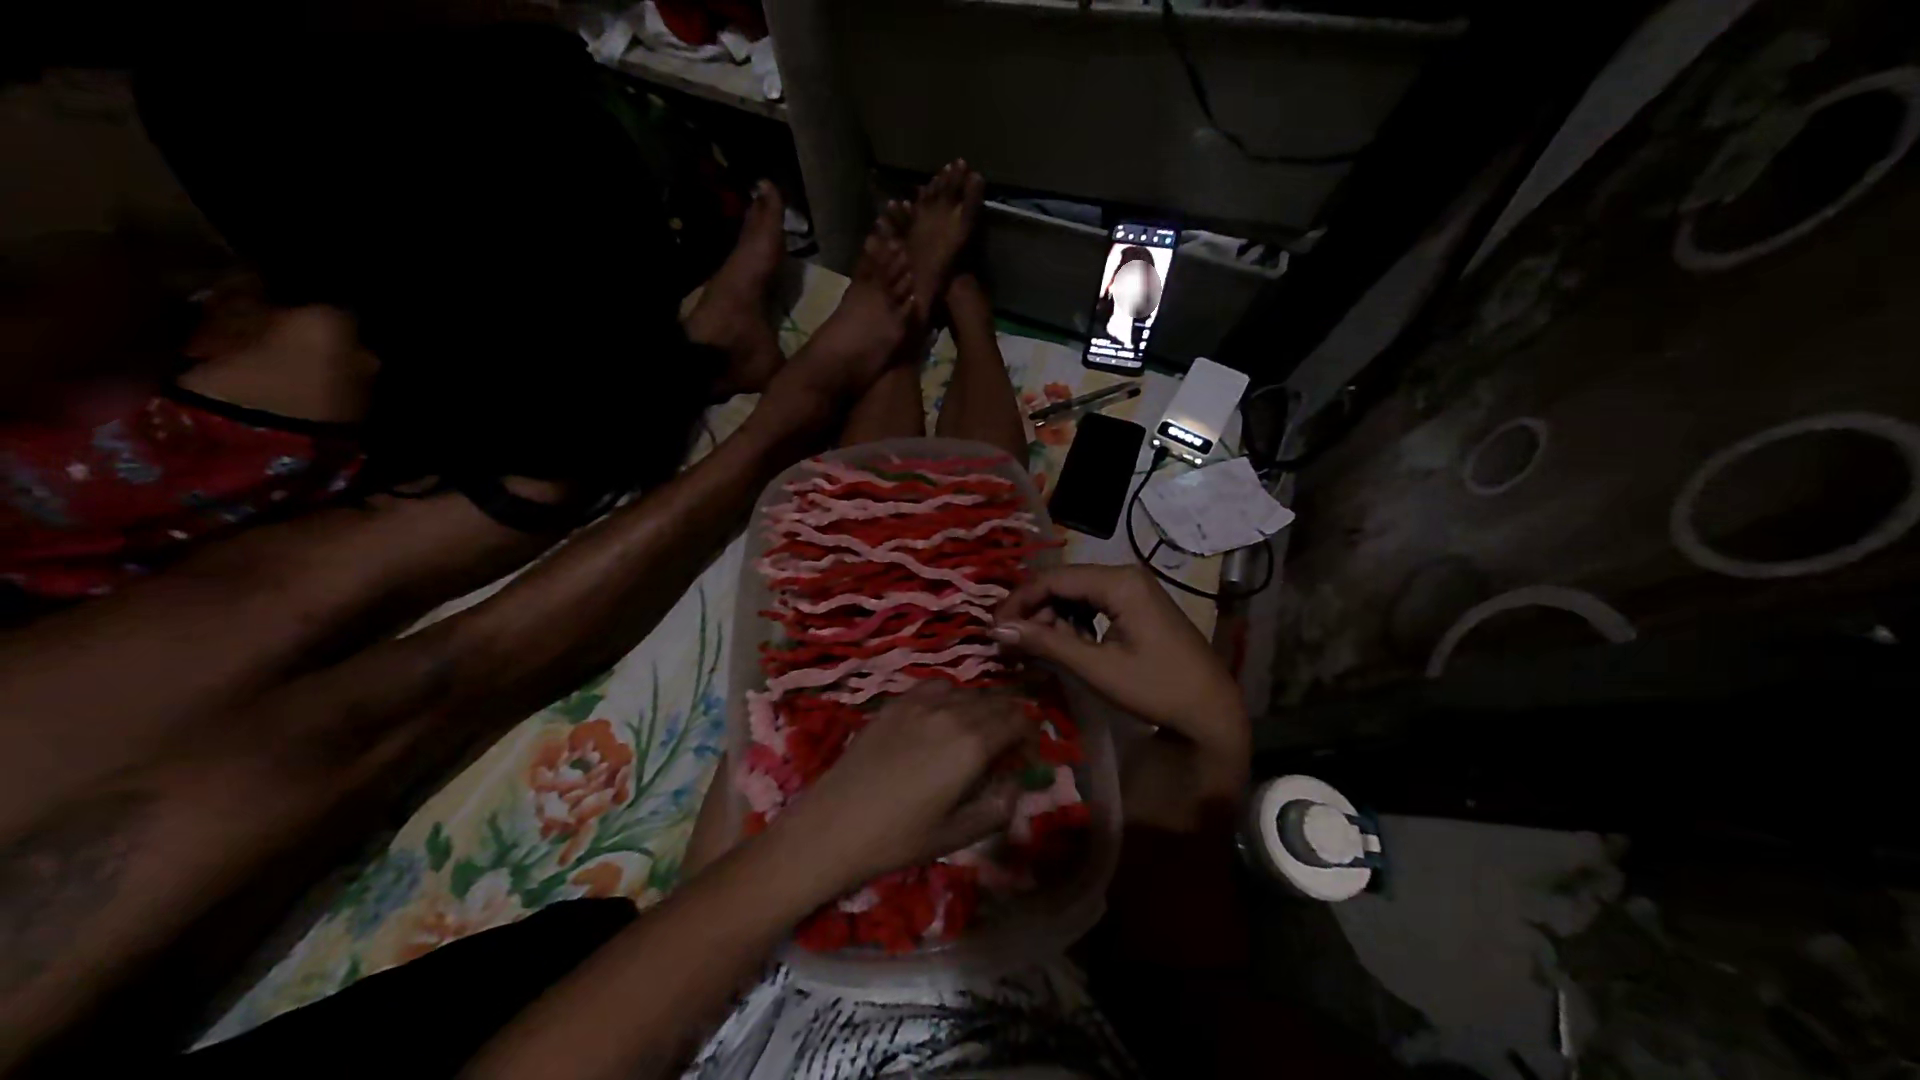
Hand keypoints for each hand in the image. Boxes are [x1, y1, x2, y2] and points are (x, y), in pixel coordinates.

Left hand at [768, 683, 1028, 895]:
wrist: (832, 827)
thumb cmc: (898, 839)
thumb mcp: (957, 835)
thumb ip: (997, 808)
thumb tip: (1015, 785)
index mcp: (973, 745)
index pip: (1018, 720)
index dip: (1029, 735)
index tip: (1024, 756)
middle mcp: (952, 714)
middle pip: (996, 701)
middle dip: (1009, 720)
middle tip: (1004, 749)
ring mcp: (919, 704)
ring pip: (967, 692)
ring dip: (980, 707)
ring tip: (974, 733)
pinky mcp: (894, 704)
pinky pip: (934, 688)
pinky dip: (949, 697)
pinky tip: (940, 718)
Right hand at [993, 564, 1249, 822]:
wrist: (1211, 709)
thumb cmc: (1156, 688)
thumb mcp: (1096, 668)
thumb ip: (1046, 643)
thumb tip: (998, 629)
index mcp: (1119, 582)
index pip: (1053, 579)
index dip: (1019, 601)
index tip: (995, 628)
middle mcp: (1126, 574)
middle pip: (1064, 582)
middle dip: (1036, 611)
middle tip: (1016, 643)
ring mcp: (1134, 588)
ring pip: (1077, 593)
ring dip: (1054, 618)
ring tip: (1044, 649)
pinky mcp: (1138, 604)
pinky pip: (1094, 603)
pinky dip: (1075, 622)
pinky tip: (1071, 646)